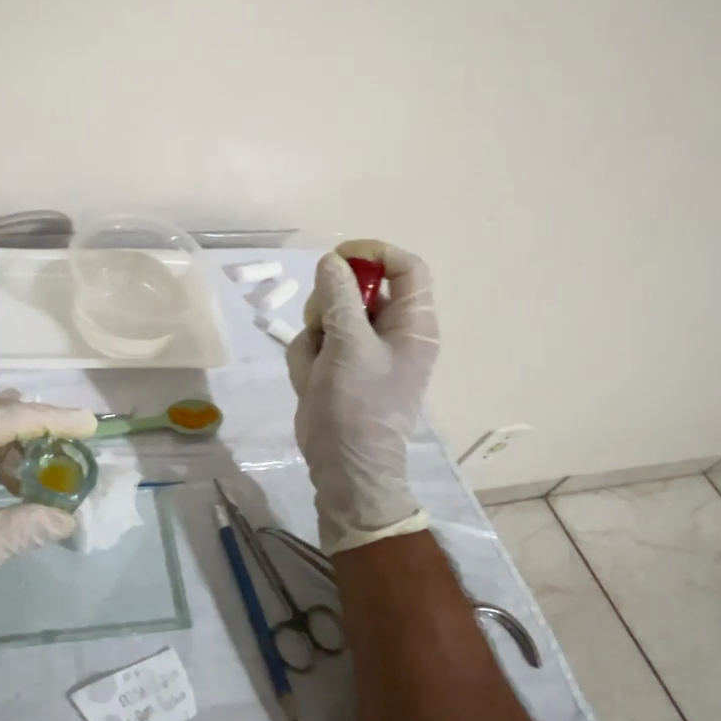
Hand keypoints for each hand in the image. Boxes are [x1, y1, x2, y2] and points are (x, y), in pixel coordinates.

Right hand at [286, 240, 440, 554]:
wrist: (344, 466)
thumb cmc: (357, 405)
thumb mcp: (349, 345)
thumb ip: (340, 297)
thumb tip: (332, 261)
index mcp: (412, 324)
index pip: (405, 267)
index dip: (374, 254)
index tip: (339, 259)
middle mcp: (391, 331)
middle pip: (358, 287)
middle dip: (330, 303)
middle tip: (322, 322)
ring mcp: (363, 349)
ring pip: (329, 314)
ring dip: (314, 334)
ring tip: (318, 365)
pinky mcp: (339, 365)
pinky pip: (316, 341)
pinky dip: (308, 357)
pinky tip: (311, 380)